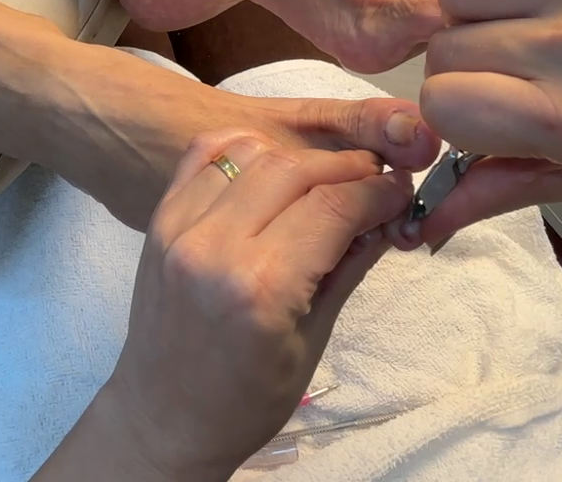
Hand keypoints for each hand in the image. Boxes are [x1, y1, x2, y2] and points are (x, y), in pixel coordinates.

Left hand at [37, 134, 412, 480]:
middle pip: (293, 170)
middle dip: (344, 168)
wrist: (165, 414)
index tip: (401, 190)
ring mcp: (179, 225)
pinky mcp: (160, 216)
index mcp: (260, 288)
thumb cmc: (246, 398)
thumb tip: (387, 215)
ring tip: (322, 178)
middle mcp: (214, 245)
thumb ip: (347, 267)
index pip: (331, 208)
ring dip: (295, 158)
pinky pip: (204, 155)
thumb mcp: (312, 342)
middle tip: (372, 179)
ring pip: (250, 153)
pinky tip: (268, 164)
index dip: (376, 192)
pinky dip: (242, 147)